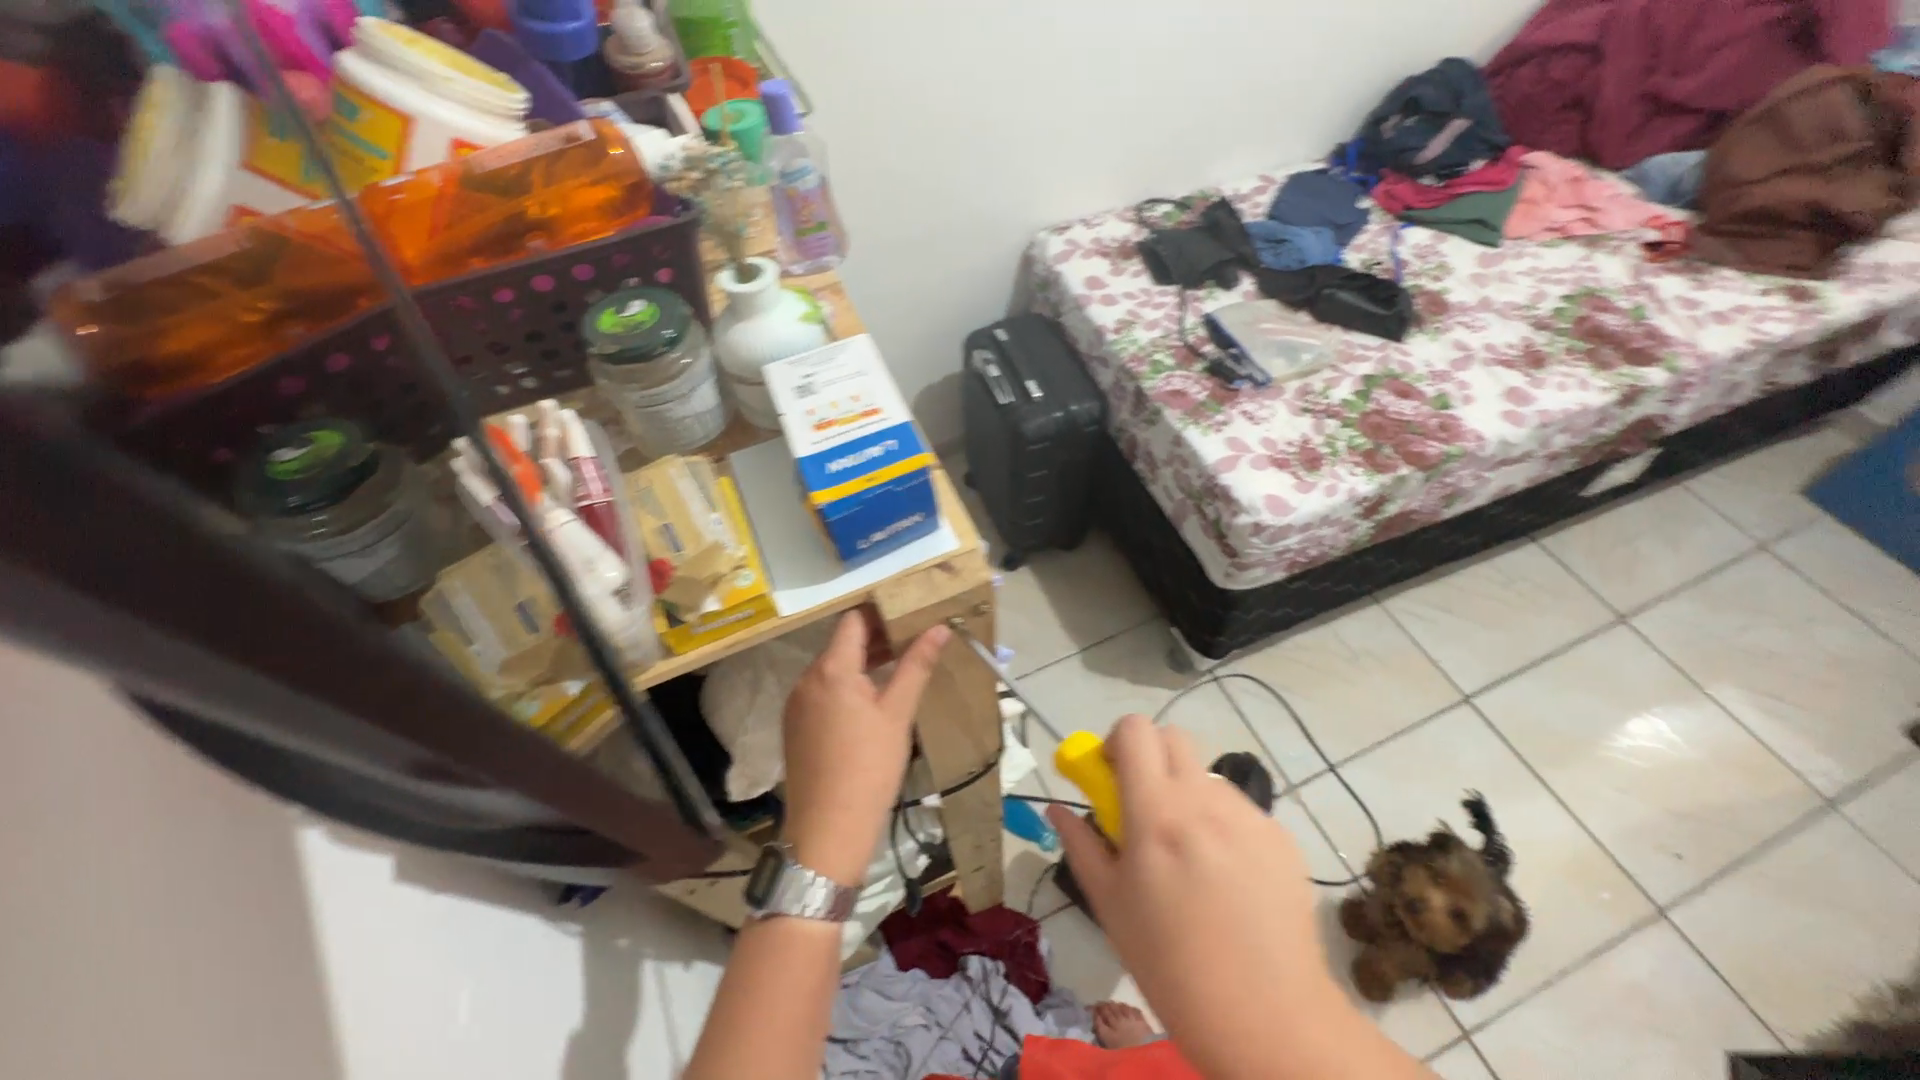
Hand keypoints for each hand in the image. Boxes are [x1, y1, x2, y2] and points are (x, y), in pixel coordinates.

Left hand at [781, 612, 949, 884]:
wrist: (828, 831)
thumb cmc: (869, 768)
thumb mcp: (898, 714)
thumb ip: (916, 666)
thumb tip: (939, 627)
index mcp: (831, 670)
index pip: (853, 621)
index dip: (881, 612)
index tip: (911, 612)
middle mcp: (806, 679)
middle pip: (841, 644)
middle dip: (877, 639)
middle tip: (915, 640)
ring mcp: (796, 704)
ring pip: (832, 670)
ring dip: (863, 664)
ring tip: (900, 669)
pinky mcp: (795, 727)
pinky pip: (822, 693)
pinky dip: (847, 688)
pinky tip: (873, 703)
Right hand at [1047, 715, 1335, 1073]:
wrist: (1266, 1016)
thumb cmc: (1168, 965)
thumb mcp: (1110, 904)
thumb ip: (1082, 845)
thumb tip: (1059, 809)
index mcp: (1156, 813)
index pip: (1135, 731)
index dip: (1116, 743)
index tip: (1109, 778)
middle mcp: (1206, 802)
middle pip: (1172, 738)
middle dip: (1149, 758)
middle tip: (1140, 806)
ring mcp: (1250, 818)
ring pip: (1207, 776)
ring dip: (1186, 794)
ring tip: (1187, 856)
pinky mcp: (1282, 839)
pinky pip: (1240, 811)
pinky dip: (1221, 825)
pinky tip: (1224, 879)